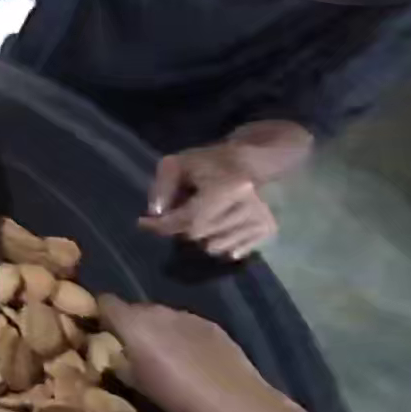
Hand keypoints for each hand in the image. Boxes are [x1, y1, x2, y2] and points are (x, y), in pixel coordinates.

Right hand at [99, 295, 271, 411]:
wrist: (234, 402)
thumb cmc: (176, 395)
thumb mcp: (135, 384)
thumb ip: (118, 361)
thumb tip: (111, 354)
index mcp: (132, 322)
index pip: (105, 302)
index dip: (101, 314)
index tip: (102, 332)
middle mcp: (157, 310)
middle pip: (135, 309)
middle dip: (132, 326)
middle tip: (136, 352)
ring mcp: (186, 315)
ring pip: (162, 317)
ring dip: (159, 331)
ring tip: (168, 358)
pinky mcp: (211, 324)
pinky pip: (186, 325)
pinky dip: (183, 336)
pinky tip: (194, 360)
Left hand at [140, 145, 277, 258]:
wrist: (249, 160)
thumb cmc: (207, 161)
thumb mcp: (176, 164)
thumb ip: (162, 188)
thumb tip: (156, 214)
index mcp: (228, 188)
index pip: (189, 218)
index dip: (162, 224)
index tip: (143, 223)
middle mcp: (249, 207)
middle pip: (199, 234)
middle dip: (179, 227)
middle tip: (174, 213)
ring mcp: (261, 219)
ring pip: (213, 247)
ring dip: (198, 236)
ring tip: (201, 213)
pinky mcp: (267, 229)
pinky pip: (232, 251)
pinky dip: (217, 243)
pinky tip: (216, 225)